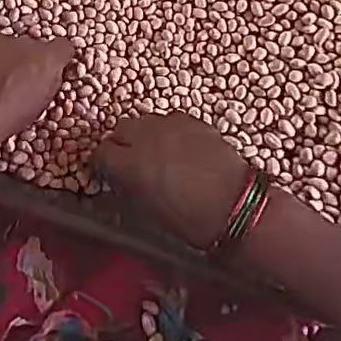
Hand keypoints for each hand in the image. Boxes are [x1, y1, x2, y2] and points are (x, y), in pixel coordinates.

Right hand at [95, 112, 255, 247]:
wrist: (238, 208)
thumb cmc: (191, 220)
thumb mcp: (147, 209)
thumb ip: (126, 186)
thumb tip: (116, 177)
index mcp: (130, 164)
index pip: (101, 152)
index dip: (103, 163)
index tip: (108, 172)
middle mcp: (146, 137)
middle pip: (120, 129)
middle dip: (121, 144)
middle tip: (130, 162)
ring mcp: (170, 125)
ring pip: (144, 122)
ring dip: (143, 135)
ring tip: (155, 154)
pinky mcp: (192, 120)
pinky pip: (169, 120)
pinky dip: (167, 131)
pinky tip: (178, 148)